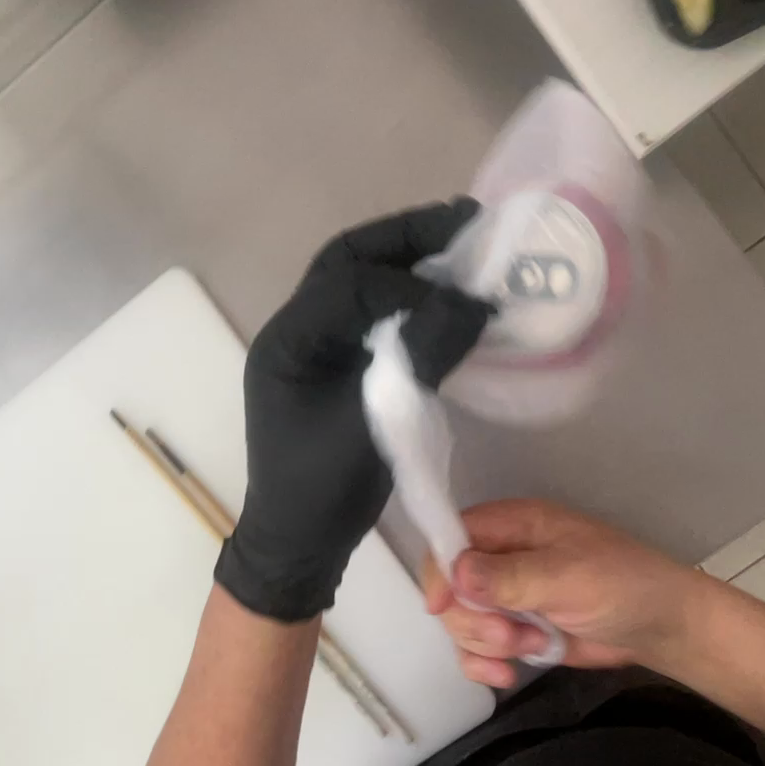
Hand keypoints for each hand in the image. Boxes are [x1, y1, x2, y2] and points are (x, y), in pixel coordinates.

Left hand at [215, 200, 495, 621]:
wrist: (298, 543)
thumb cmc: (322, 489)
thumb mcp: (372, 425)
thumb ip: (418, 360)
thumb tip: (475, 301)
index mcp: (289, 340)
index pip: (352, 285)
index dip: (412, 285)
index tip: (469, 299)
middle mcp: (295, 331)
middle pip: (348, 263)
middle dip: (406, 240)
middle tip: (465, 222)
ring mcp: (312, 349)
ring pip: (358, 285)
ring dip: (406, 264)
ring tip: (461, 248)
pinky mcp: (333, 369)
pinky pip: (369, 319)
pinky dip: (406, 303)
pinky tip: (443, 302)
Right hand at [421, 499, 708, 688]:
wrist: (663, 629)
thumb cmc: (624, 587)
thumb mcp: (568, 577)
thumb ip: (511, 576)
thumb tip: (456, 575)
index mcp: (513, 525)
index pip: (451, 538)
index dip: (440, 570)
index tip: (444, 606)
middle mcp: (501, 557)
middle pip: (450, 587)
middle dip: (473, 620)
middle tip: (511, 636)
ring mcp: (505, 596)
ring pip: (460, 621)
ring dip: (485, 644)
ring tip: (531, 649)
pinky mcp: (513, 632)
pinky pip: (475, 649)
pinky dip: (483, 664)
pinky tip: (506, 675)